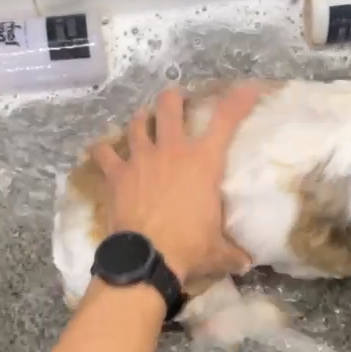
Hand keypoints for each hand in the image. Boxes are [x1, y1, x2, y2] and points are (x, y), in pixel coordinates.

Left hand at [91, 84, 262, 283]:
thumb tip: (247, 264)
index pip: (227, 118)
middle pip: (171, 105)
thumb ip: (233, 253)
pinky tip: (101, 149)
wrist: (147, 258)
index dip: (240, 98)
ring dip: (142, 119)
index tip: (249, 87)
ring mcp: (141, 158)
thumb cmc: (189, 249)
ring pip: (138, 122)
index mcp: (203, 162)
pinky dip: (103, 149)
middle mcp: (172, 150)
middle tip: (177, 100)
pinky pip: (104, 153)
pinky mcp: (117, 174)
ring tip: (143, 120)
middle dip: (175, 98)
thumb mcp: (218, 252)